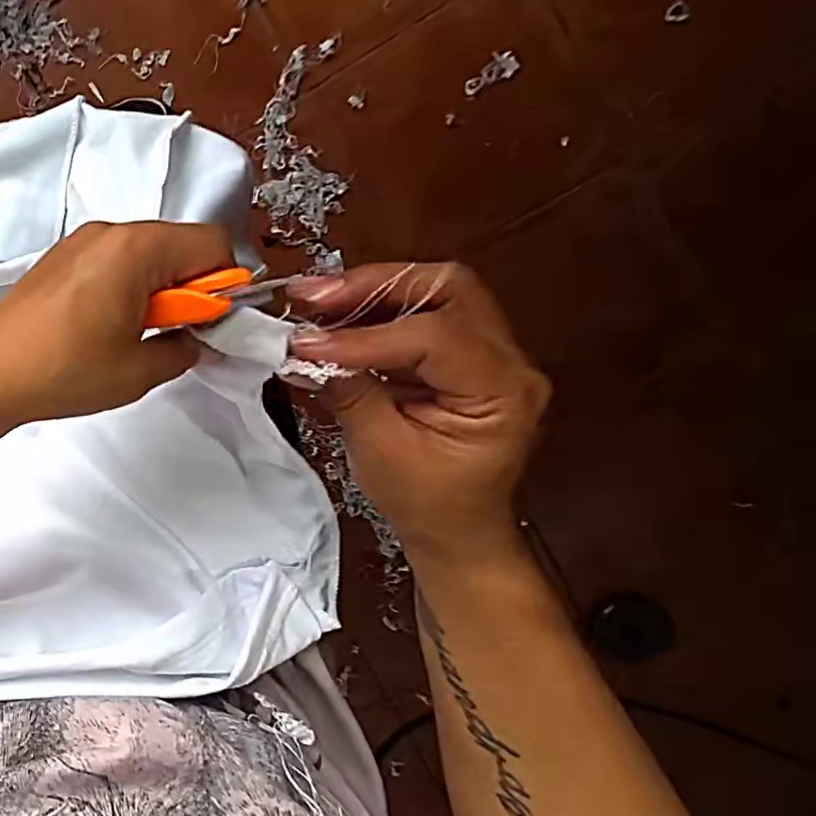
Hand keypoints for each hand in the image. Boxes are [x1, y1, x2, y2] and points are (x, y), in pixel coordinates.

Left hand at [0, 221, 234, 427]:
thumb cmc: (62, 371)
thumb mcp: (140, 371)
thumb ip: (185, 348)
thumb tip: (195, 338)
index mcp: (135, 249)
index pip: (212, 243)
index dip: (225, 283)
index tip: (212, 321)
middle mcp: (108, 233)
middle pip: (180, 244)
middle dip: (191, 287)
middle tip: (174, 332)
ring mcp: (80, 242)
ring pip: (148, 253)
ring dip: (159, 288)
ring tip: (135, 335)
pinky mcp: (61, 258)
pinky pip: (115, 260)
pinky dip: (129, 286)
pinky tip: (106, 327)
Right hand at [285, 263, 550, 560]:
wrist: (457, 531)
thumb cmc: (428, 504)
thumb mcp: (381, 450)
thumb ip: (349, 389)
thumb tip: (307, 348)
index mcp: (502, 391)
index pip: (434, 336)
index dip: (365, 335)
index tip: (309, 343)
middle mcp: (508, 360)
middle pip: (446, 287)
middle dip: (375, 284)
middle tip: (316, 296)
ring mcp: (490, 351)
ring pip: (434, 290)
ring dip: (371, 290)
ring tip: (317, 302)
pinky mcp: (464, 353)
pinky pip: (423, 311)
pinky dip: (376, 309)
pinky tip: (337, 318)